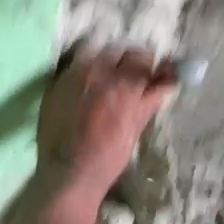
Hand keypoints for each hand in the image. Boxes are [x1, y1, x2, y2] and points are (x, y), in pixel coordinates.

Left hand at [36, 47, 176, 193]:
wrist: (68, 173)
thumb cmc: (108, 157)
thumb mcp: (136, 128)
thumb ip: (151, 98)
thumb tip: (169, 76)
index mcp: (123, 84)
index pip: (141, 54)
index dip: (147, 64)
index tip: (147, 75)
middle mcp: (97, 72)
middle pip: (117, 50)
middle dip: (124, 60)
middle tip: (124, 79)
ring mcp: (72, 75)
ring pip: (93, 51)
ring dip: (101, 60)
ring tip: (102, 80)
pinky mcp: (55, 84)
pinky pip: (72, 65)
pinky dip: (82, 71)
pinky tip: (83, 89)